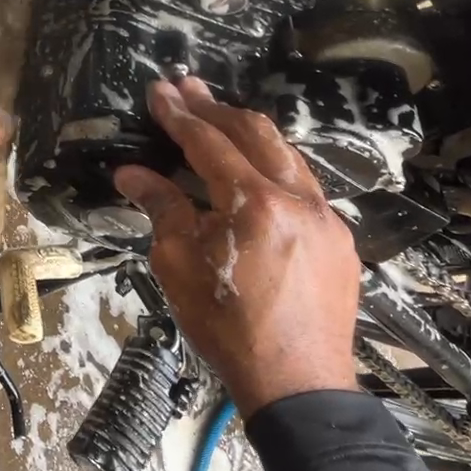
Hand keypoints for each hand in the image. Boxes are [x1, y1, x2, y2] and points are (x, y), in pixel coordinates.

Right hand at [113, 77, 361, 413]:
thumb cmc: (226, 323)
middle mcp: (298, 199)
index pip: (208, 142)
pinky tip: (253, 167)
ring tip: (217, 115)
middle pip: (255, 133)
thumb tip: (132, 173)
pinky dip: (271, 163)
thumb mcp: (178, 263)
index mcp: (254, 203)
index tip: (158, 89)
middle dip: (215, 107)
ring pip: (286, 154)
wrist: (298, 384)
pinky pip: (302, 184)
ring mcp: (326, 218)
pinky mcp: (339, 239)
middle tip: (186, 86)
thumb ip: (162, 208)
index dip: (179, 114)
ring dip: (247, 131)